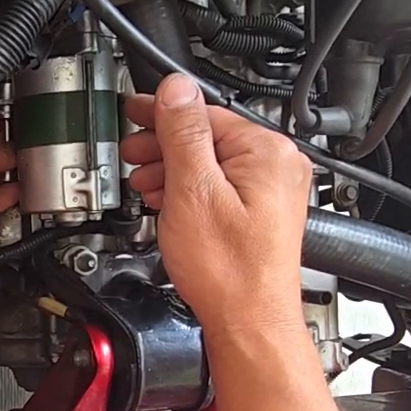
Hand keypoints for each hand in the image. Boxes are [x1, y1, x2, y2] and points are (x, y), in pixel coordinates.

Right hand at [120, 74, 313, 332]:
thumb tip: (176, 89)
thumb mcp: (192, 191)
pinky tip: (169, 200)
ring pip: (212, 163)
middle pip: (209, 137)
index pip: (204, 112)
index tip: (136, 110)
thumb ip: (183, 134)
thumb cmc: (228, 269)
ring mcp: (272, 192)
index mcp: (265, 152)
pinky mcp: (262, 214)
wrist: (248, 321)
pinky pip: (220, 186)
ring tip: (144, 180)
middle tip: (132, 149)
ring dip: (173, 168)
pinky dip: (189, 188)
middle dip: (164, 144)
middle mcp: (277, 167)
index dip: (162, 113)